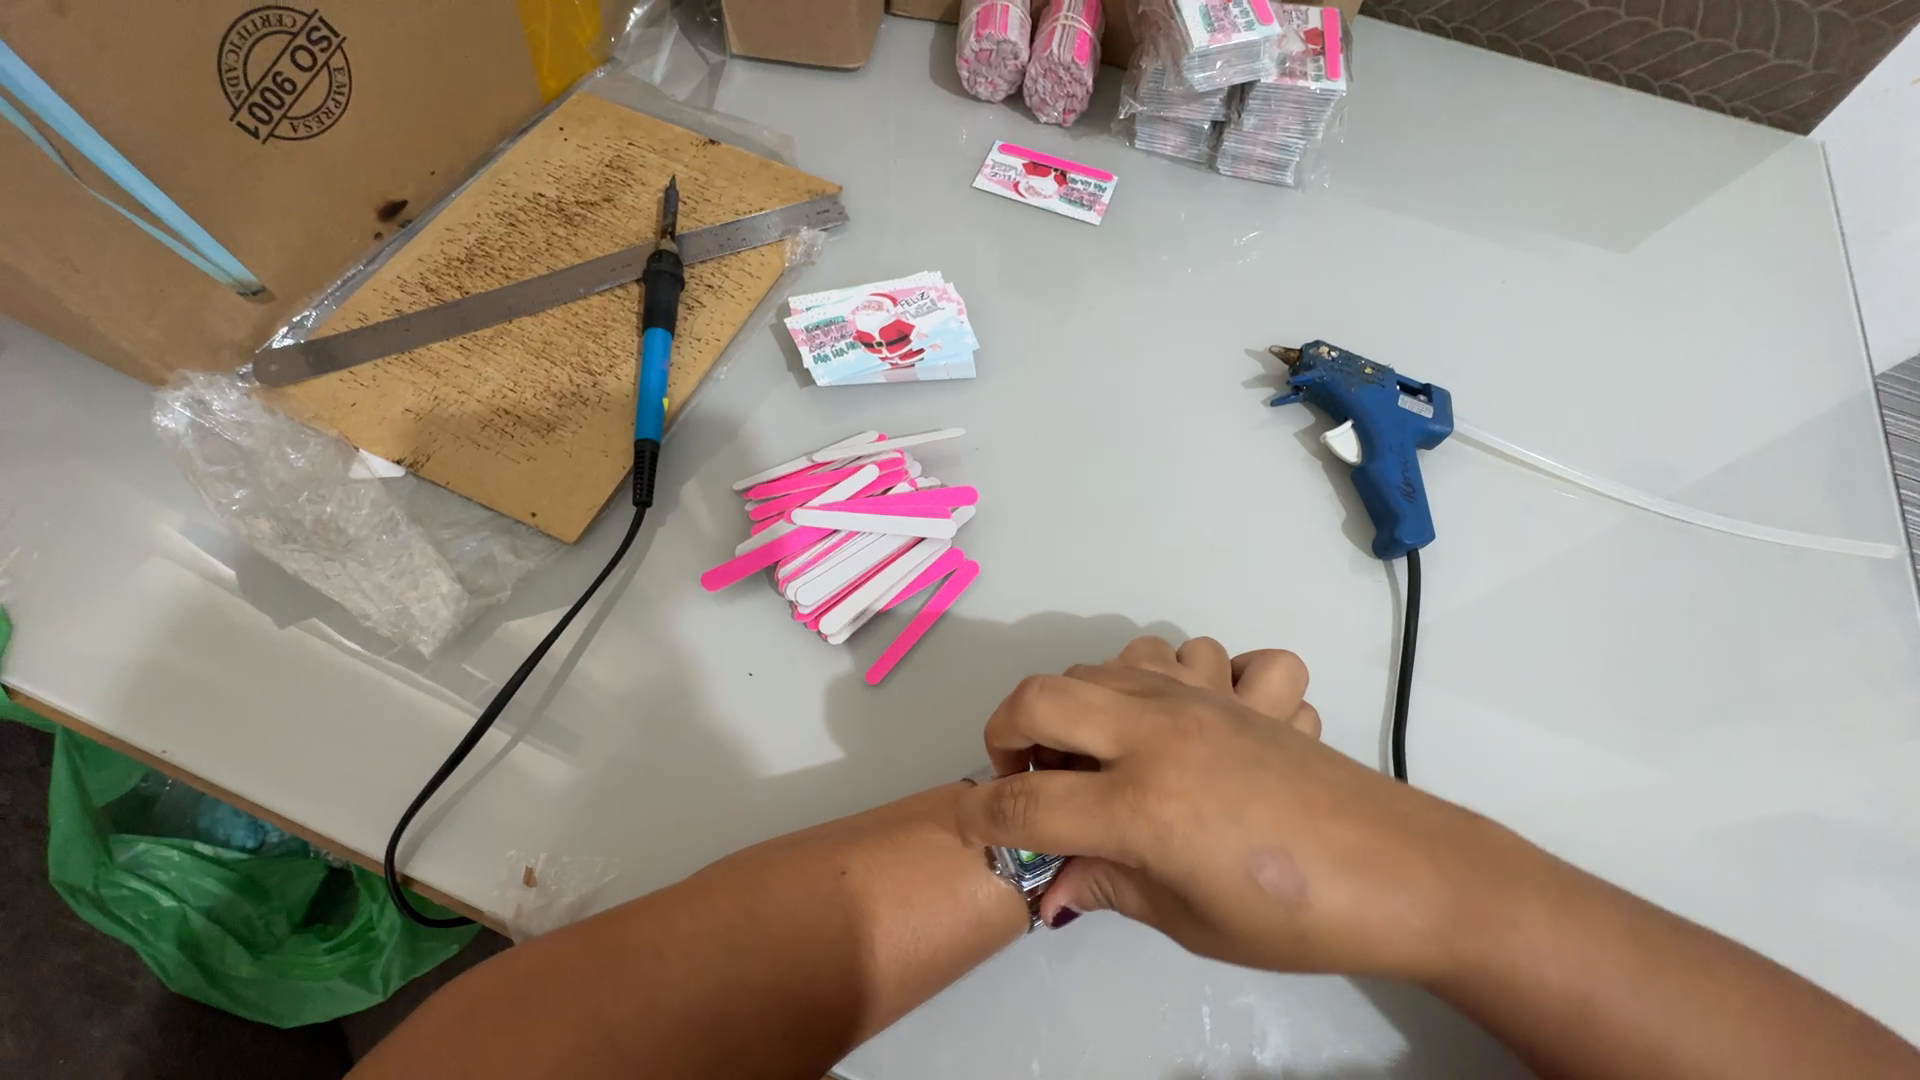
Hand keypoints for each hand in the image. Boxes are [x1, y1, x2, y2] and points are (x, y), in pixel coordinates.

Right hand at [955, 636, 1516, 980]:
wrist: (1402, 871)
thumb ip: (1106, 885)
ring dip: (1082, 702)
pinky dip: (1163, 675)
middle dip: (1007, 730)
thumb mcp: (1188, 920)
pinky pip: (1180, 651)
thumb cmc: (1292, 917)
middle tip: (1026, 773)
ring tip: (1102, 748)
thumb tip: (1050, 884)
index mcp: (1141, 806)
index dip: (982, 818)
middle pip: (1041, 697)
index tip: (968, 824)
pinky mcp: (1233, 688)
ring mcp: (1198, 699)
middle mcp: (1157, 734)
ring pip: (1102, 663)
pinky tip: (1179, 720)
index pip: (1028, 805)